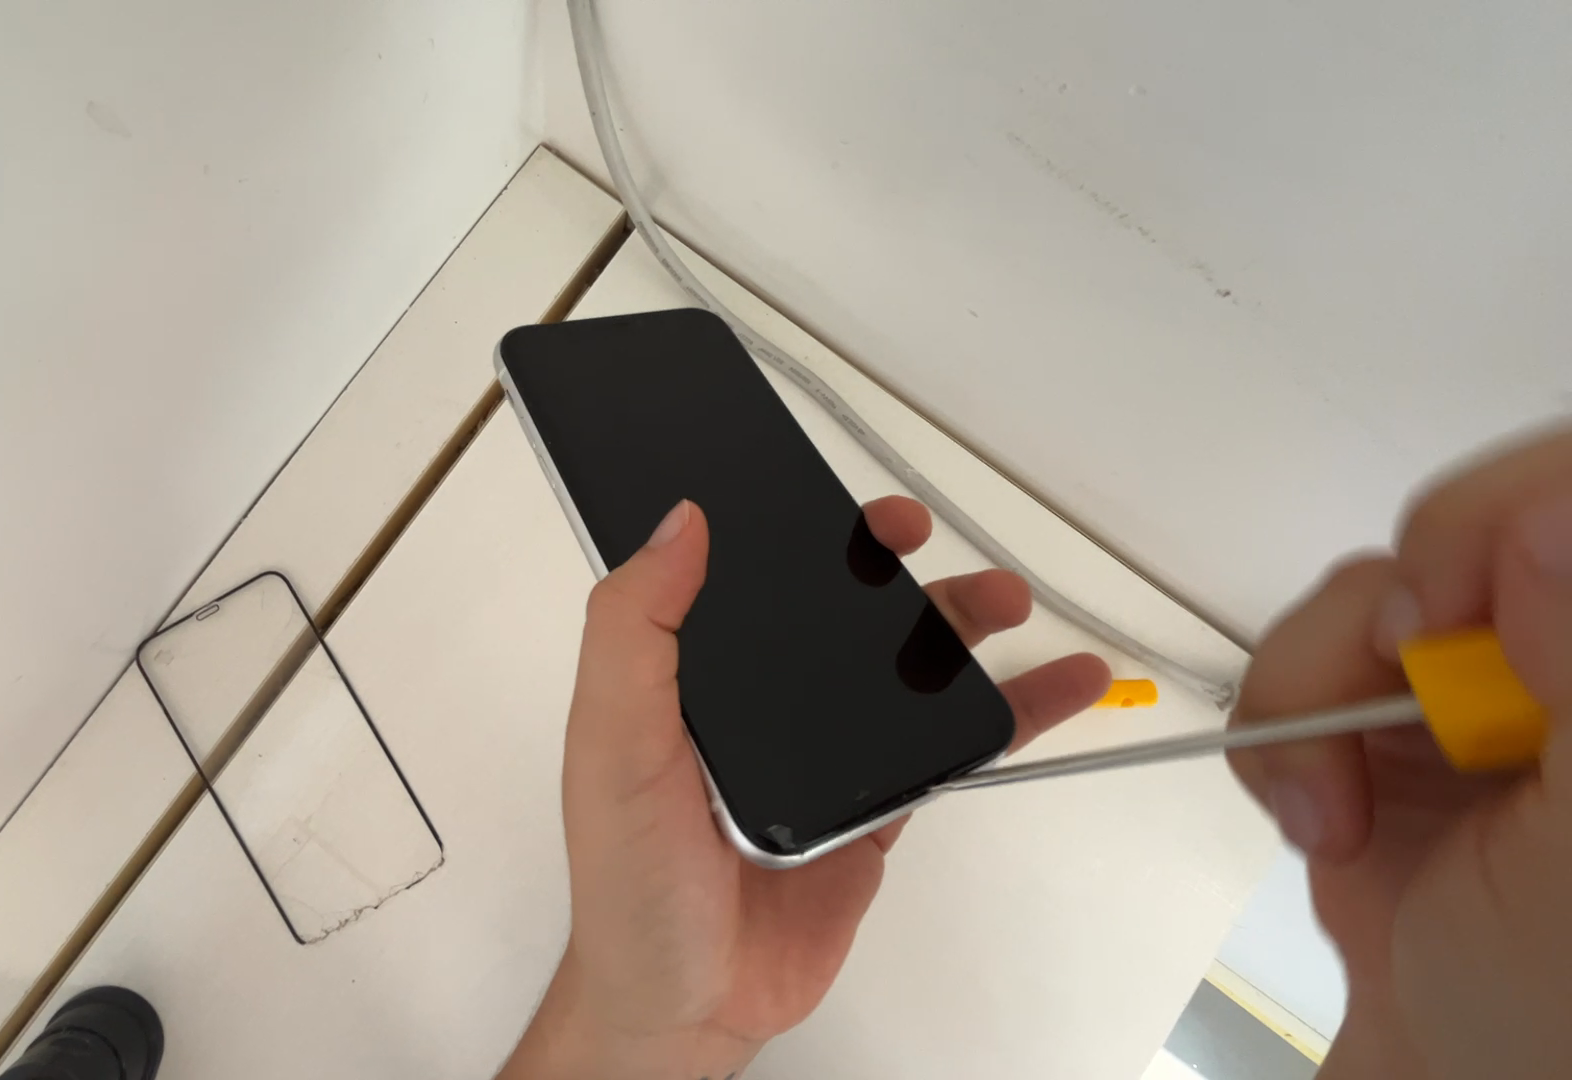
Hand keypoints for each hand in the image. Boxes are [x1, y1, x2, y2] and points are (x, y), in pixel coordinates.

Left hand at [499, 496, 1109, 1078]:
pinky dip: (1005, 713)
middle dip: (880, 562)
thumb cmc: (633, 872)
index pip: (739, 576)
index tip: (821, 498)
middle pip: (828, 609)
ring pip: (898, 665)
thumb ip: (631, 630)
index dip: (780, 528)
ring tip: (1002, 598)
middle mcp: (760, 696)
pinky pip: (944, 743)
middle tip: (912, 532)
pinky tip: (1053, 687)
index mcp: (694, 669)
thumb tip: (679, 525)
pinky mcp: (873, 801)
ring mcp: (821, 747)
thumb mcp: (614, 737)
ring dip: (954, 623)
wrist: (691, 1000)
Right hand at [1228, 426, 1571, 1077]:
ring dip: (1304, 699)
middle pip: (1463, 529)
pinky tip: (1313, 802)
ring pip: (1354, 598)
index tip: (1447, 618)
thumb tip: (1551, 511)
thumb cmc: (1560, 996)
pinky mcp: (1382, 705)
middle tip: (1402, 708)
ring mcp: (1480, 678)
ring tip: (1330, 807)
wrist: (1455, 1056)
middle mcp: (1563, 651)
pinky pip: (1293, 658)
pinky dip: (1272, 727)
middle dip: (1386, 624)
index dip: (1510, 519)